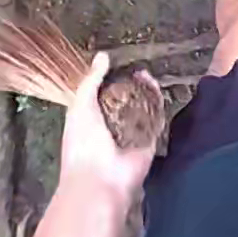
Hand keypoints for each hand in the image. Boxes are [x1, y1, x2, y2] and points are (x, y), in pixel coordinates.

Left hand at [57, 53, 157, 206]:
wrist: (100, 181)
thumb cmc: (83, 144)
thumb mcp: (80, 106)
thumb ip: (92, 80)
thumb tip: (103, 55)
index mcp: (92, 120)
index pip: (105, 95)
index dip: (112, 79)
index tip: (120, 64)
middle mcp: (113, 126)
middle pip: (127, 99)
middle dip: (133, 84)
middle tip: (138, 69)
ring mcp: (133, 134)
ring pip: (144, 106)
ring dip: (146, 90)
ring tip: (147, 75)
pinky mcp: (150, 140)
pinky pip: (156, 118)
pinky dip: (157, 103)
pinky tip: (156, 88)